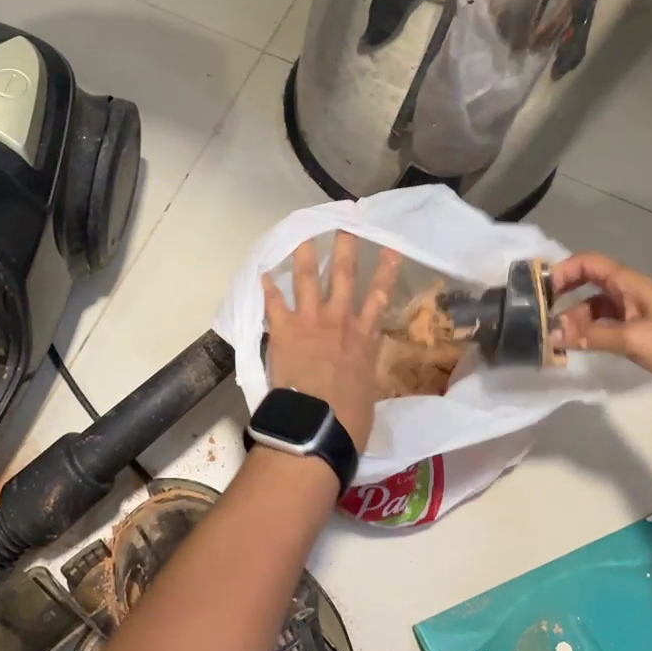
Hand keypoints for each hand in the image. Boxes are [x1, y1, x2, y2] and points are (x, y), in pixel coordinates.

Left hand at [262, 233, 403, 452]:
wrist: (318, 426)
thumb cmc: (350, 418)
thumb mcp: (370, 389)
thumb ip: (368, 367)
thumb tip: (368, 359)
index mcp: (364, 337)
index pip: (379, 297)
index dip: (386, 271)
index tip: (390, 247)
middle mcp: (340, 321)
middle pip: (343, 276)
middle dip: (345, 248)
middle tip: (345, 224)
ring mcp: (311, 322)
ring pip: (307, 278)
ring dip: (304, 254)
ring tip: (302, 233)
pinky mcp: (284, 331)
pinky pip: (273, 302)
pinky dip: (267, 286)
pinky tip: (261, 270)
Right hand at [550, 252, 651, 403]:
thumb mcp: (634, 340)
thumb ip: (592, 336)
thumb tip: (552, 335)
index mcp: (631, 284)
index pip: (588, 263)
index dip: (562, 270)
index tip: (540, 291)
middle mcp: (631, 294)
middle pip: (588, 287)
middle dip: (564, 301)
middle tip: (543, 322)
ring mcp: (638, 315)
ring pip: (597, 311)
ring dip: (577, 323)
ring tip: (559, 343)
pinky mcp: (643, 335)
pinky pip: (608, 329)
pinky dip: (592, 336)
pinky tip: (581, 351)